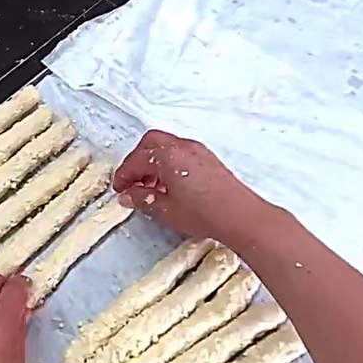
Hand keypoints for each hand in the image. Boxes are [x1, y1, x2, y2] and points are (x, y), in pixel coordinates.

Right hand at [113, 130, 281, 245]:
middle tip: (132, 182)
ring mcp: (197, 151)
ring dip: (153, 162)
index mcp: (168, 156)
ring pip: (165, 147)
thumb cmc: (207, 213)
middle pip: (150, 144)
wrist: (242, 218)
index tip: (120, 188)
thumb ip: (142, 198)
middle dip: (137, 161)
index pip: (136, 160)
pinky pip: (180, 153)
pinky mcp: (208, 159)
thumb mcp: (165, 209)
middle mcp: (182, 147)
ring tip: (150, 187)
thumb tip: (128, 195)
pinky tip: (169, 185)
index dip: (124, 175)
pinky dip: (168, 163)